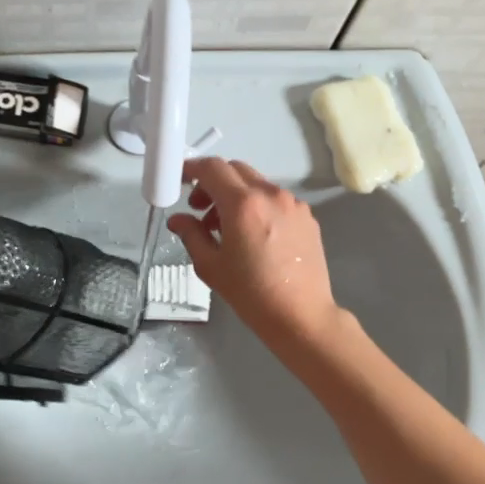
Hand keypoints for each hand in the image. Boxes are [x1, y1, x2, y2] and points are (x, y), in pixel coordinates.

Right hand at [167, 156, 340, 348]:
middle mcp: (270, 194)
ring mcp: (293, 204)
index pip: (212, 168)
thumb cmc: (250, 293)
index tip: (181, 178)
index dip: (192, 168)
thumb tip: (178, 220)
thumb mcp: (210, 266)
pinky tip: (253, 236)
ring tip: (225, 228)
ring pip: (256, 184)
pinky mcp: (307, 216)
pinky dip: (257, 206)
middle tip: (200, 209)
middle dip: (213, 182)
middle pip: (235, 170)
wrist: (300, 315)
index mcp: (243, 204)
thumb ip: (191, 235)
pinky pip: (275, 200)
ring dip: (235, 195)